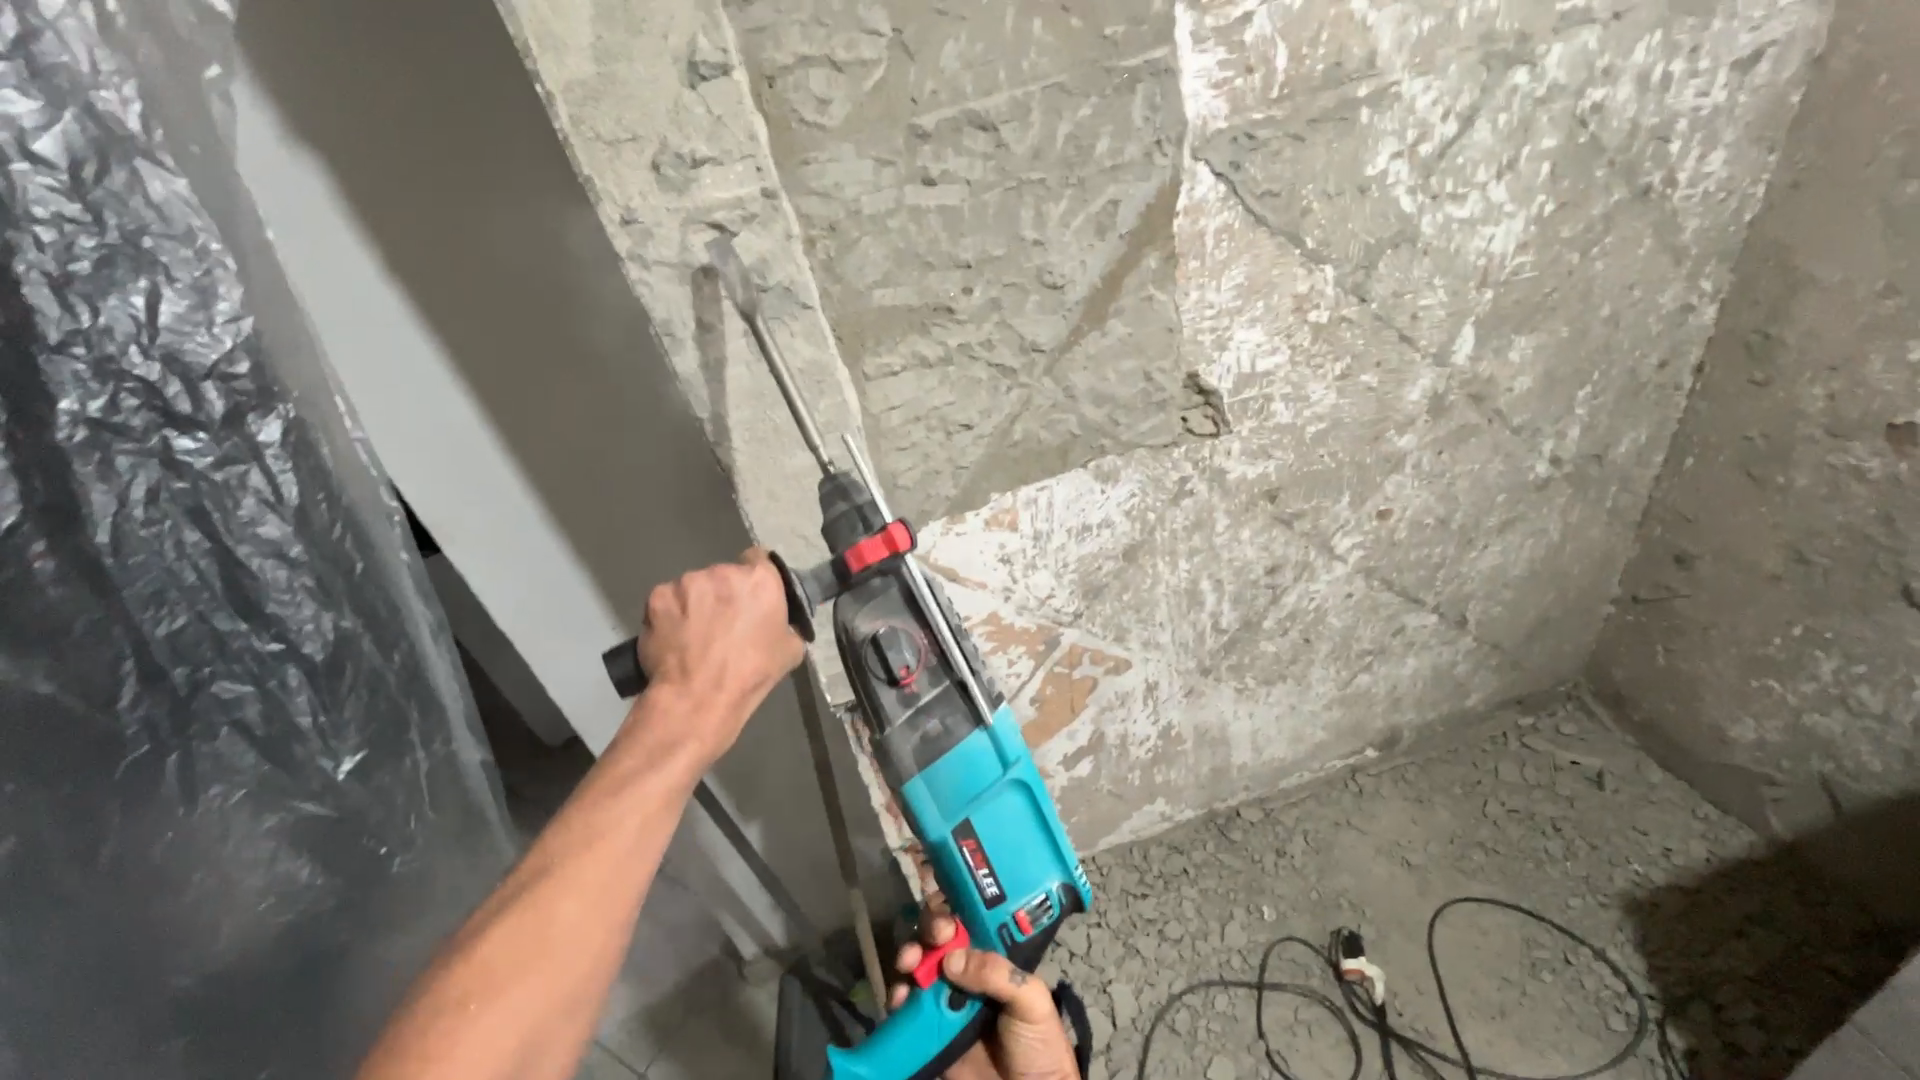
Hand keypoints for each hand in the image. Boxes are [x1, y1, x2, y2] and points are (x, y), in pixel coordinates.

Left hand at [632, 548, 805, 764]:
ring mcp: (687, 582)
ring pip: (693, 587)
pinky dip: (670, 615)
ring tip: (694, 635)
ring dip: (696, 603)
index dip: (755, 577)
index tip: (751, 596)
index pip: (758, 559)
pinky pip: (667, 601)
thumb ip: (787, 624)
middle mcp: (723, 571)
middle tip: (723, 624)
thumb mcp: (791, 650)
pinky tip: (674, 637)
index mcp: (760, 580)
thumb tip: (781, 623)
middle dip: (723, 593)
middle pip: (724, 574)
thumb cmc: (751, 674)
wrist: (698, 697)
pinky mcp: (657, 597)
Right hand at [891, 915, 1080, 1079]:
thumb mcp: (1031, 1001)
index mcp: (993, 962)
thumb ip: (998, 974)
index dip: (954, 912)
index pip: (969, 925)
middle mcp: (966, 975)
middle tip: (931, 938)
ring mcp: (945, 1002)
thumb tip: (951, 958)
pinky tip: (901, 996)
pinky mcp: (928, 1031)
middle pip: (939, 939)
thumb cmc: (1038, 1045)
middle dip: (929, 929)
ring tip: (909, 963)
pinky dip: (899, 995)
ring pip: (919, 966)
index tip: (946, 913)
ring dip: (910, 956)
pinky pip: (907, 1007)